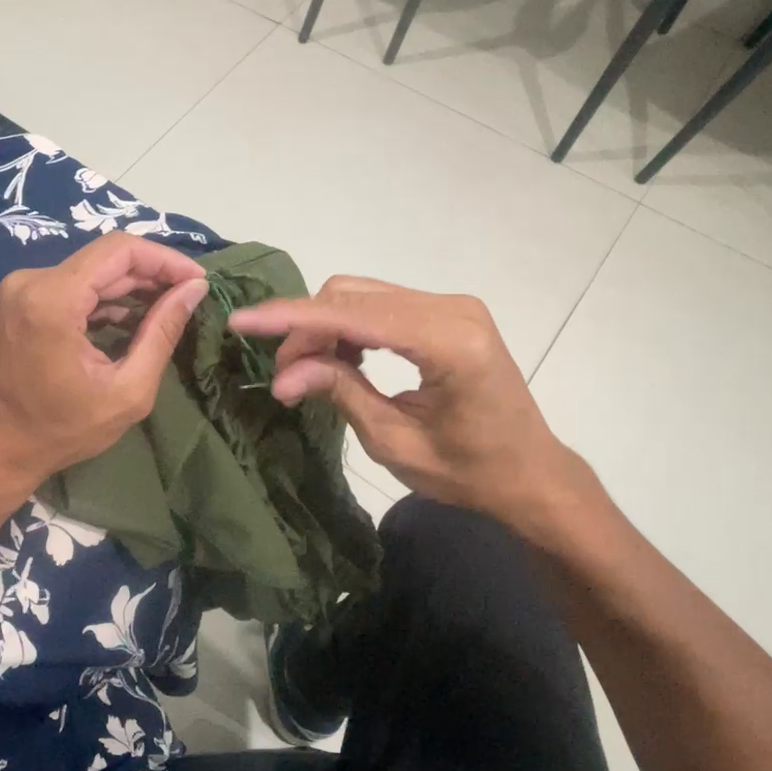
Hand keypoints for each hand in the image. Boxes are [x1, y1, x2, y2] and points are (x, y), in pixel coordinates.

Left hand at [0, 232, 207, 489]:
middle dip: (153, 272)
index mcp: (53, 299)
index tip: (199, 279)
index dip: (165, 258)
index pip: (119, 250)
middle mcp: (32, 281)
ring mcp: (23, 288)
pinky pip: (74, 285)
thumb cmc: (62, 430)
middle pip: (106, 258)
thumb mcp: (127, 390)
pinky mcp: (23, 300)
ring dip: (132, 285)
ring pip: (92, 270)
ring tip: (172, 306)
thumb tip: (195, 289)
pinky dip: (107, 297)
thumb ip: (162, 333)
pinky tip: (137, 316)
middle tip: (191, 295)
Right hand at [229, 277, 600, 542]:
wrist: (530, 476)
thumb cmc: (469, 473)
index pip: (353, 314)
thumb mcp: (395, 442)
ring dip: (324, 327)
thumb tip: (283, 375)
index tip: (241, 322)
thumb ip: (340, 392)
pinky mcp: (447, 313)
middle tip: (284, 377)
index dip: (292, 318)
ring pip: (361, 295)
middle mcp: (452, 309)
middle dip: (305, 329)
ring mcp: (452, 306)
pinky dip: (348, 326)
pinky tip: (342, 360)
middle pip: (351, 294)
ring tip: (307, 373)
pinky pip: (380, 305)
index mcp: (449, 342)